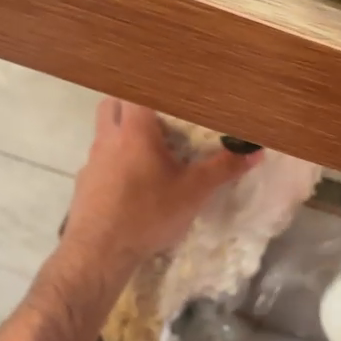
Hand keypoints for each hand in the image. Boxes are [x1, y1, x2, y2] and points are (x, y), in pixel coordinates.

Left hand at [60, 99, 261, 270]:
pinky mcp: (84, 186)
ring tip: (146, 153)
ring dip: (121, 135)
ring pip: (103, 135)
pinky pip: (99, 163)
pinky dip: (113, 164)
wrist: (99, 251)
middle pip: (110, 105)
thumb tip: (256, 152)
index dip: (150, 88)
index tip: (168, 93)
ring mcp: (92, 162)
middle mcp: (108, 139)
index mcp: (135, 131)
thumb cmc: (148, 213)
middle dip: (129, 104)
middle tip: (155, 116)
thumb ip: (223, 168)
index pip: (136, 91)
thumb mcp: (194, 191)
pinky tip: (130, 185)